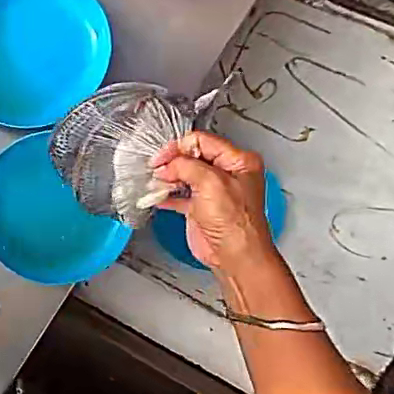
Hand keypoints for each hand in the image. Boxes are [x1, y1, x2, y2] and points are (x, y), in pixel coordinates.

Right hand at [151, 131, 277, 275]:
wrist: (233, 252)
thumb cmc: (235, 222)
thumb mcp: (211, 183)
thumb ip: (187, 166)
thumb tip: (167, 164)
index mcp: (238, 161)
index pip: (203, 141)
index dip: (179, 147)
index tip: (162, 158)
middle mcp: (226, 173)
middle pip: (190, 157)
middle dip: (170, 164)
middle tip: (157, 172)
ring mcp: (212, 190)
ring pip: (182, 175)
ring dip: (165, 179)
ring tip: (154, 185)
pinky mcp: (199, 206)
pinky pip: (177, 194)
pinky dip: (164, 195)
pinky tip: (155, 198)